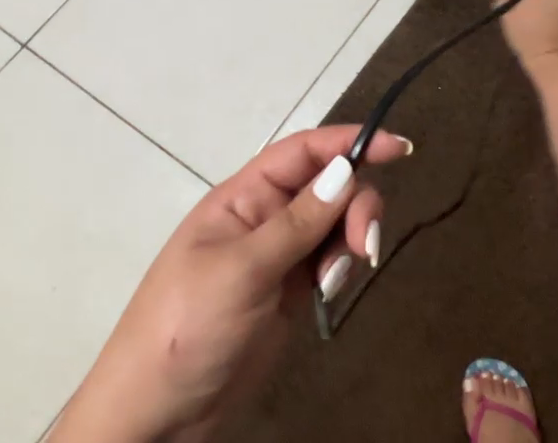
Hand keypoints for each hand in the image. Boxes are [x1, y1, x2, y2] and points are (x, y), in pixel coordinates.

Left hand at [50, 126, 410, 442]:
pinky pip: (333, 258)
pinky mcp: (293, 288)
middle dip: (356, 207)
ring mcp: (281, 254)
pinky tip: (328, 294)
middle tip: (366, 246)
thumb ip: (299, 221)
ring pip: (338, 222)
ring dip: (350, 242)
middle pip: (332, 185)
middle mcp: (266, 216)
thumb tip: (348, 168)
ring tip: (333, 282)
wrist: (157, 417)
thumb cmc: (185, 329)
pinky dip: (342, 268)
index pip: (305, 150)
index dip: (351, 141)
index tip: (399, 148)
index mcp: (243, 198)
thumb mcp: (242, 271)